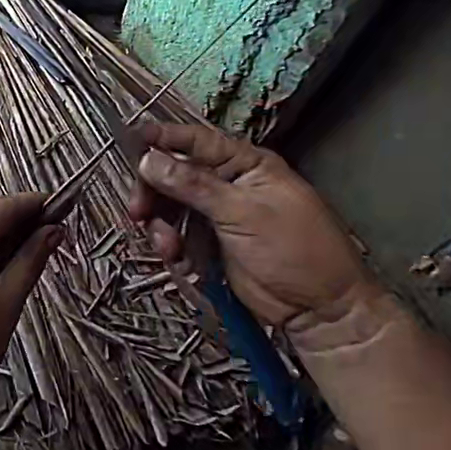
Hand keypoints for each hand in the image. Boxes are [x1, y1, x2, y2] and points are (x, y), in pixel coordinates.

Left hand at [0, 193, 63, 410]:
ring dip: (6, 232)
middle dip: (23, 218)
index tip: (65, 209)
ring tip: (35, 251)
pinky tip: (7, 262)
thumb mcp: (8, 299)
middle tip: (55, 235)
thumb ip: (32, 258)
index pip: (5, 205)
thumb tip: (54, 231)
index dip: (37, 204)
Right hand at [127, 122, 369, 334]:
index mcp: (245, 164)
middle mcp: (227, 184)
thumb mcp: (243, 211)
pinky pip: (177, 235)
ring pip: (170, 207)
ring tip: (168, 247)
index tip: (131, 139)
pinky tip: (179, 259)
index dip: (163, 138)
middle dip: (154, 191)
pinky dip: (172, 246)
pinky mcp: (209, 244)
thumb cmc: (294, 250)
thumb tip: (148, 159)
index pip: (197, 141)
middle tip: (138, 210)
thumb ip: (193, 185)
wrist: (320, 311)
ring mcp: (217, 215)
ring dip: (161, 224)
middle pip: (174, 174)